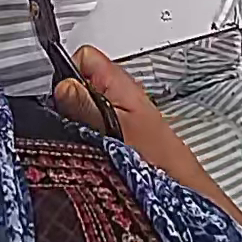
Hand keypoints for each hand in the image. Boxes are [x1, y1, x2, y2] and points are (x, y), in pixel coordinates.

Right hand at [53, 46, 187, 167]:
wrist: (179, 185)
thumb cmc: (154, 157)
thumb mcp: (112, 129)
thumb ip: (86, 105)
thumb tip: (63, 86)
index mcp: (118, 81)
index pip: (83, 56)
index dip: (68, 73)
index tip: (63, 97)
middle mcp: (121, 92)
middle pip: (82, 81)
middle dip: (72, 100)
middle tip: (74, 122)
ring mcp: (121, 111)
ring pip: (88, 103)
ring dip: (81, 119)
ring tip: (87, 138)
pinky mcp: (122, 129)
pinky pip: (95, 121)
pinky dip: (90, 132)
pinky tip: (95, 148)